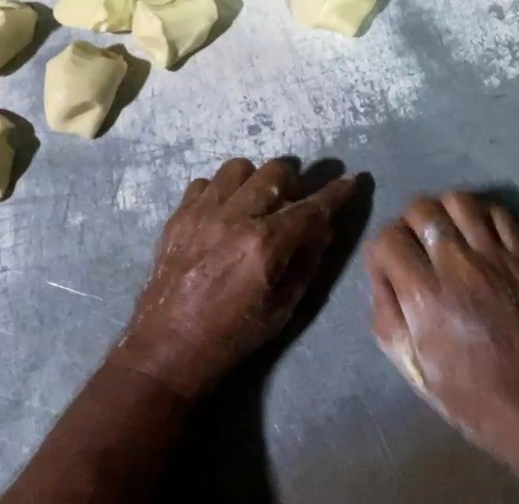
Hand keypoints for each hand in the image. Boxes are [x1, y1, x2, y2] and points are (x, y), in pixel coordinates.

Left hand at [113, 157, 358, 397]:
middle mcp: (235, 219)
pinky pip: (204, 183)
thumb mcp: (283, 307)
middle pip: (275, 172)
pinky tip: (223, 213)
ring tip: (255, 201)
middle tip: (293, 198)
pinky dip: (219, 192)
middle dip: (293, 180)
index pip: (311, 207)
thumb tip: (324, 226)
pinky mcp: (178, 216)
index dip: (336, 192)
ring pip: (238, 168)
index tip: (351, 179)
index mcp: (265, 245)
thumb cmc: (233, 336)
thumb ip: (307, 261)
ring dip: (255, 180)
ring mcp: (202, 213)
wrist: (167, 350)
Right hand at [365, 192, 518, 445]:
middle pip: (421, 208)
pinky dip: (482, 214)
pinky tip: (476, 233)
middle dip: (408, 223)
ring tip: (445, 233)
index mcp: (424, 294)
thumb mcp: (413, 367)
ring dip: (444, 211)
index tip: (388, 269)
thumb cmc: (470, 395)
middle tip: (415, 247)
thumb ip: (387, 317)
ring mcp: (493, 255)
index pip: (388, 238)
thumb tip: (381, 278)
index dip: (381, 251)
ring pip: (459, 200)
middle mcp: (456, 264)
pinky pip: (499, 212)